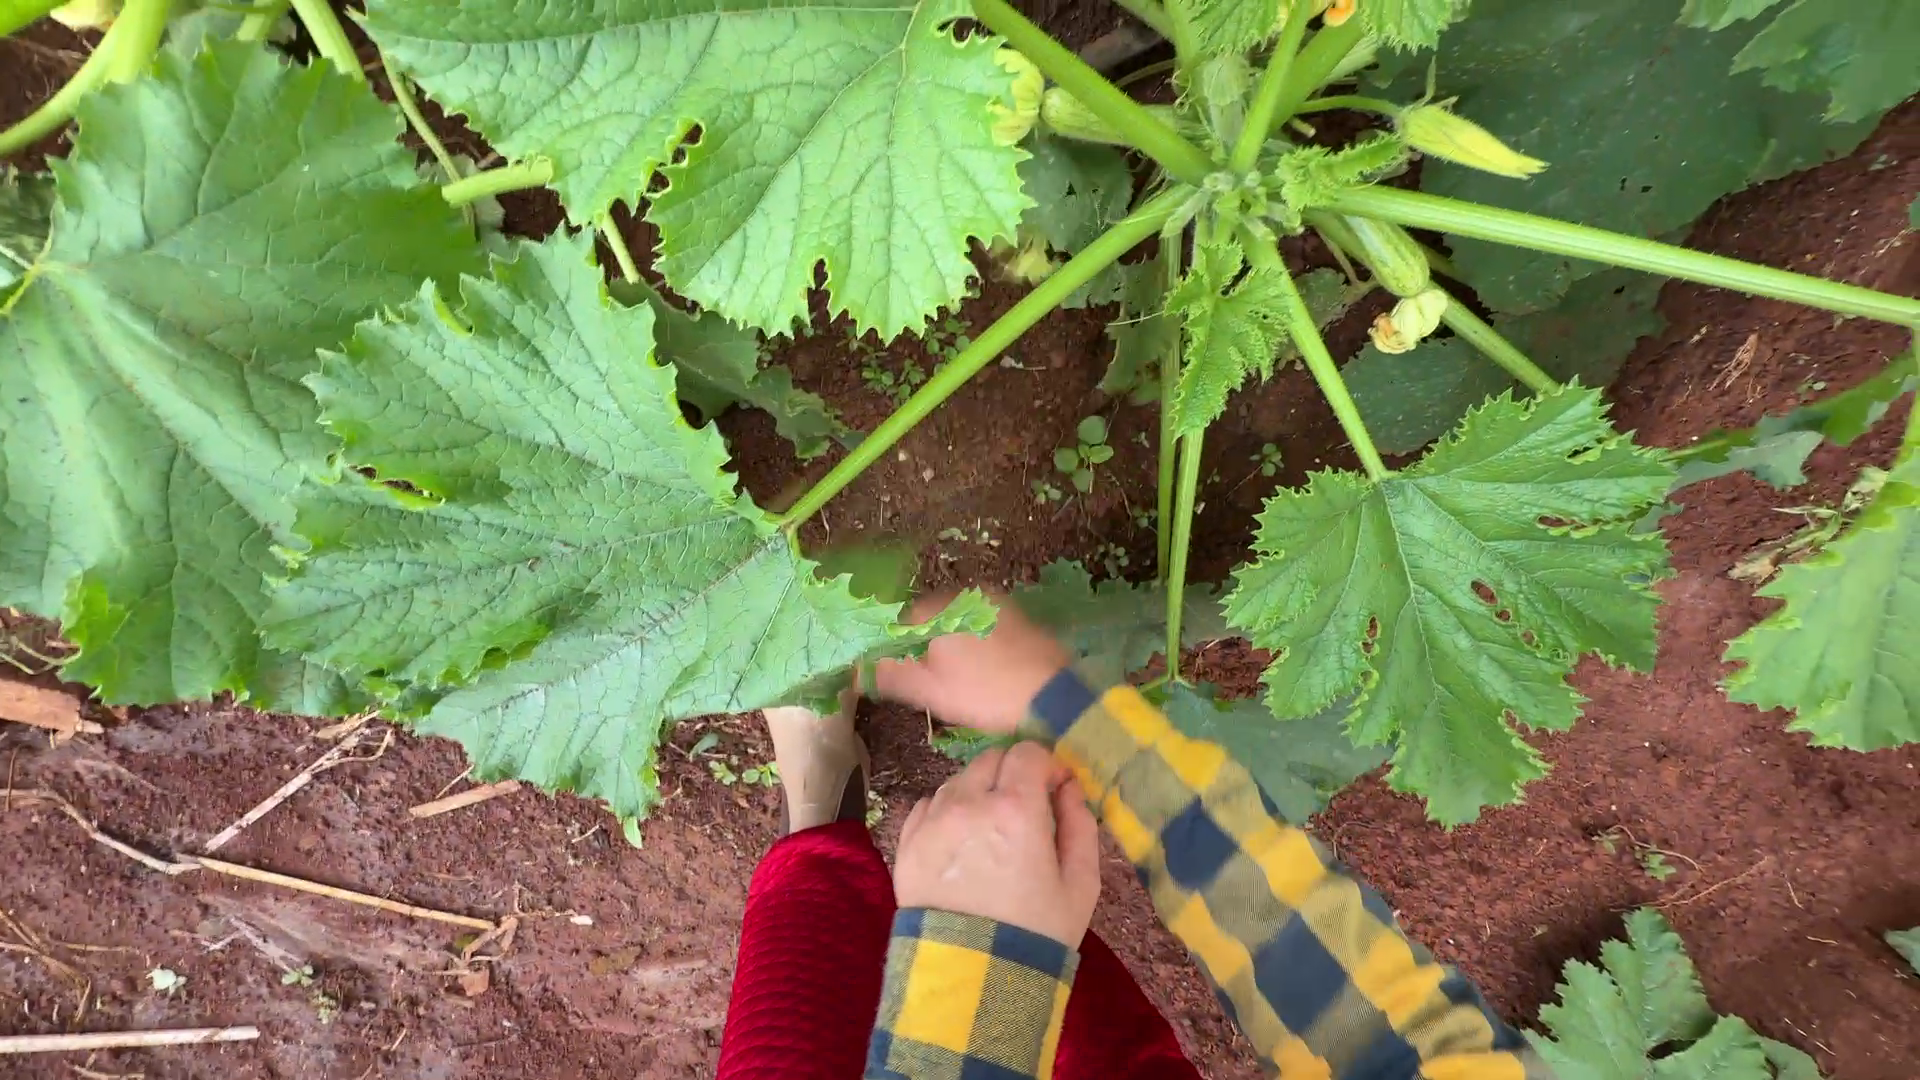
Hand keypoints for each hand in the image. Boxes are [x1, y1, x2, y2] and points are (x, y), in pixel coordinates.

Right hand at [873, 593, 1070, 734]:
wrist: (1054, 694)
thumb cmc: (986, 693)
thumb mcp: (931, 691)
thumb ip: (891, 675)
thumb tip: (856, 669)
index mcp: (939, 609)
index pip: (901, 621)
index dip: (898, 649)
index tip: (906, 674)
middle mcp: (965, 596)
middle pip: (930, 619)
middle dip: (927, 645)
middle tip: (935, 681)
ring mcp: (995, 602)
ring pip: (958, 622)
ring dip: (952, 644)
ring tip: (961, 678)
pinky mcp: (1017, 615)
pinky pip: (983, 625)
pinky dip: (977, 642)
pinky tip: (985, 669)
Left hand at [893, 741, 1099, 946]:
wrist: (971, 986)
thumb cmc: (1036, 934)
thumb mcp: (1080, 886)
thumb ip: (1080, 825)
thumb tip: (1069, 788)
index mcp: (1015, 809)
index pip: (1027, 753)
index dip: (1045, 765)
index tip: (1054, 787)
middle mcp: (968, 803)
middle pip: (991, 759)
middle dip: (1012, 773)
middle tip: (1024, 807)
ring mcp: (932, 821)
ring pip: (958, 779)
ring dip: (978, 791)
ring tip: (990, 829)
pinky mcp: (907, 842)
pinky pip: (929, 804)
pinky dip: (948, 811)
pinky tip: (962, 841)